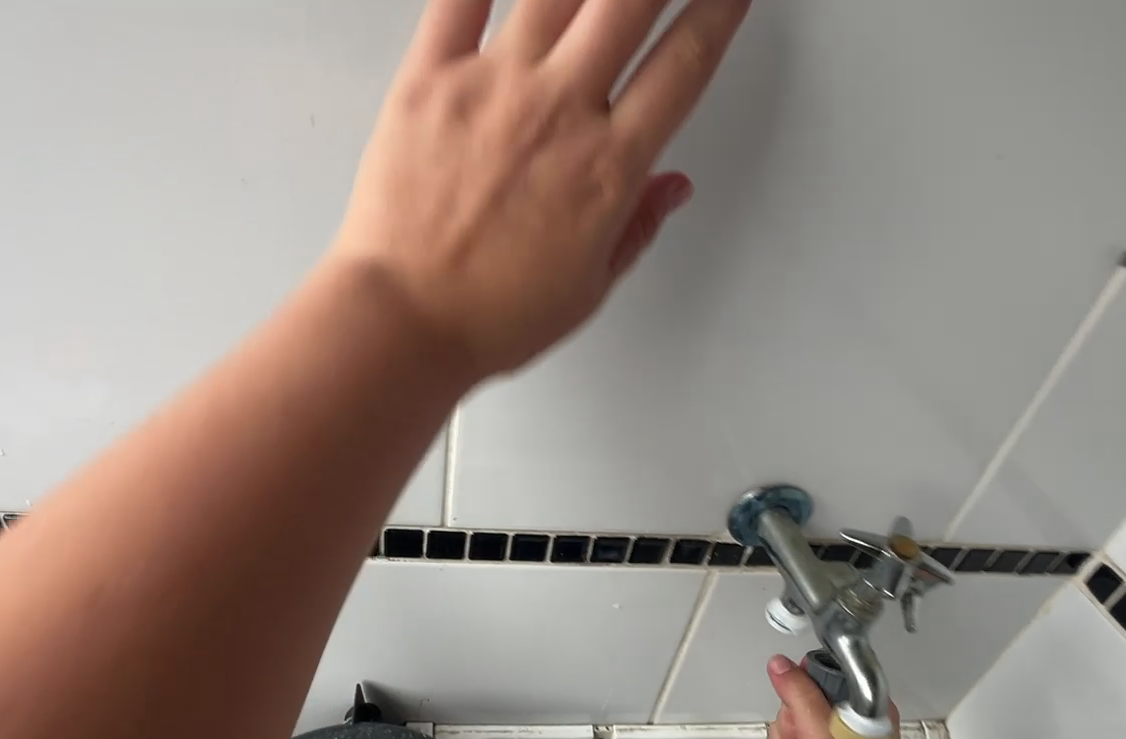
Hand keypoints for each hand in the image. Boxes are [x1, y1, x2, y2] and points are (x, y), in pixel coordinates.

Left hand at [330, 0, 751, 376]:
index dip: (719, 13)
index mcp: (607, 169)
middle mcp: (559, 113)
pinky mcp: (431, 79)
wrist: (406, 322)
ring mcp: (495, 88)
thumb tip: (671, 190)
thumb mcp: (587, 290)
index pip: (685, 65)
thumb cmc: (489, 318)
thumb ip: (636, 229)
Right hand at [763, 654, 917, 738]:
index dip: (803, 691)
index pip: (820, 674)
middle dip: (791, 735)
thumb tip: (779, 663)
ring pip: (781, 735)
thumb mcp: (825, 736)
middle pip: (791, 706)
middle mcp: (843, 726)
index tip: (805, 713)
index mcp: (862, 708)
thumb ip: (799, 695)